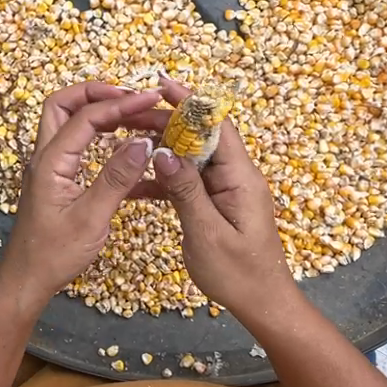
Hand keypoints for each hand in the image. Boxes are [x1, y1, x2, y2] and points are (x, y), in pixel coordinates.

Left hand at [0, 82, 167, 304]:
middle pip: (64, 105)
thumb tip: (144, 142)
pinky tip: (134, 155)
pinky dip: (104, 143)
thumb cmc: (53, 255)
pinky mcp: (60, 181)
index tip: (150, 100)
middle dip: (98, 94)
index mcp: (50, 162)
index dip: (120, 104)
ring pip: (72, 124)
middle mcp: (47, 157)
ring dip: (102, 115)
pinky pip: (82, 151)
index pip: (85, 117)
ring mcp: (52, 168)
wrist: (27, 280)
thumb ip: (117, 179)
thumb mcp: (90, 219)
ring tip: (138, 118)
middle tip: (133, 99)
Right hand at [150, 79, 298, 324]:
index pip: (216, 125)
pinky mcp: (214, 202)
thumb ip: (185, 190)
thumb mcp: (207, 232)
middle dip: (165, 121)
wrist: (261, 302)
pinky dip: (162, 179)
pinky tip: (134, 184)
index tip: (160, 84)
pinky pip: (186, 181)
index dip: (189, 101)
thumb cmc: (238, 273)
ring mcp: (224, 188)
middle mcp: (234, 175)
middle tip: (127, 114)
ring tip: (125, 141)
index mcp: (240, 177)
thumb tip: (163, 151)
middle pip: (199, 135)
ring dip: (160, 147)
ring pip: (189, 156)